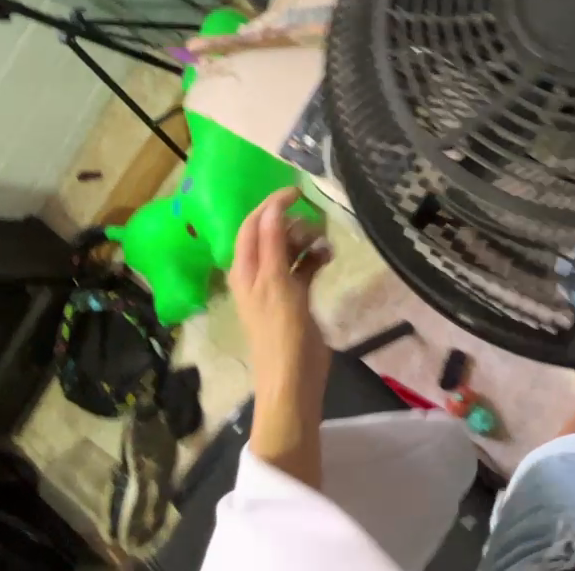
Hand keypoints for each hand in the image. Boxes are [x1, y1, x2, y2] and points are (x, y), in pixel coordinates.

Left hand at [228, 187, 331, 486]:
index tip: (297, 192)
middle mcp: (257, 274)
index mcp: (246, 270)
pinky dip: (315, 258)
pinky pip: (304, 267)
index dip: (271, 206)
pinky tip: (329, 257)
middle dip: (292, 222)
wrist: (293, 382)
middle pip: (271, 234)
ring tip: (325, 242)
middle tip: (316, 223)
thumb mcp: (276, 284)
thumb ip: (274, 244)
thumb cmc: (281, 333)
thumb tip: (273, 208)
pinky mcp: (296, 298)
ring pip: (289, 249)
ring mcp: (277, 286)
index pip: (252, 226)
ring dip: (306, 239)